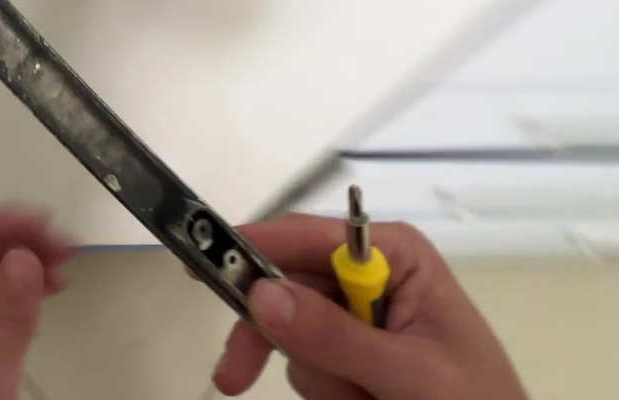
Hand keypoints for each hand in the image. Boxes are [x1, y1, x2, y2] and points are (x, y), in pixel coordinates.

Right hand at [211, 215, 526, 399]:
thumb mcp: (412, 377)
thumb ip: (336, 337)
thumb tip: (261, 294)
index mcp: (393, 255)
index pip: (306, 235)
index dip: (254, 246)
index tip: (206, 262)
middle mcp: (370, 275)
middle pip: (288, 285)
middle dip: (274, 336)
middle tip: (233, 376)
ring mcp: (360, 317)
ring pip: (294, 332)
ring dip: (319, 378)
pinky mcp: (356, 356)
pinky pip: (310, 365)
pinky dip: (328, 392)